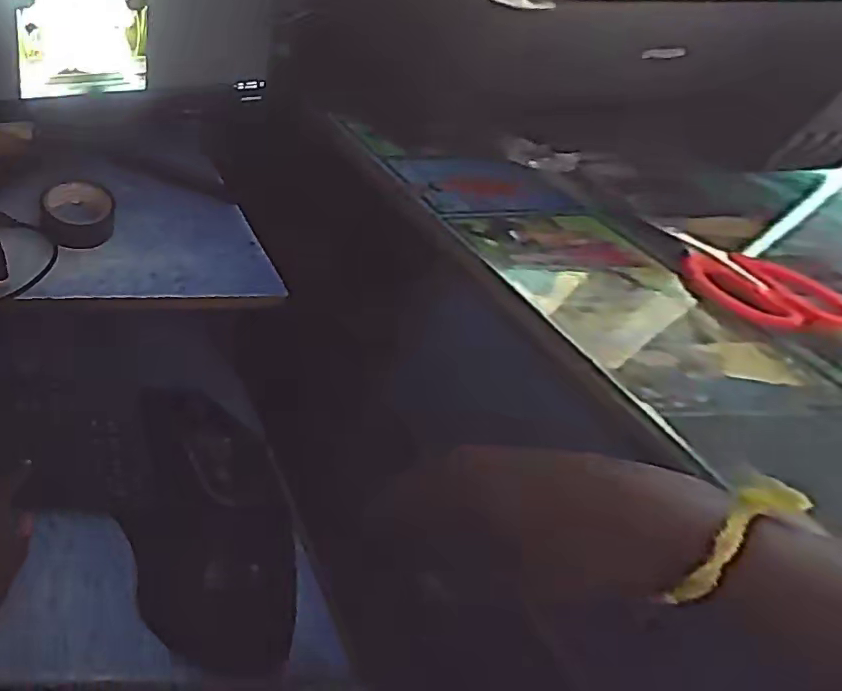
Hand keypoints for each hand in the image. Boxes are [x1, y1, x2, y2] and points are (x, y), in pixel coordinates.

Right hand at [370, 445, 730, 600]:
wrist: (670, 524)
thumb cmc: (584, 554)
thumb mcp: (527, 581)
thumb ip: (469, 581)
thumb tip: (423, 584)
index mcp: (454, 478)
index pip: (400, 494)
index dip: (382, 515)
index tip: (368, 530)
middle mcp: (469, 458)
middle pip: (425, 478)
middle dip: (409, 501)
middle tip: (395, 523)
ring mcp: (506, 454)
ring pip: (455, 472)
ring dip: (440, 493)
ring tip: (436, 520)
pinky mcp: (539, 458)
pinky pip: (486, 472)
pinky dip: (472, 489)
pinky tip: (483, 511)